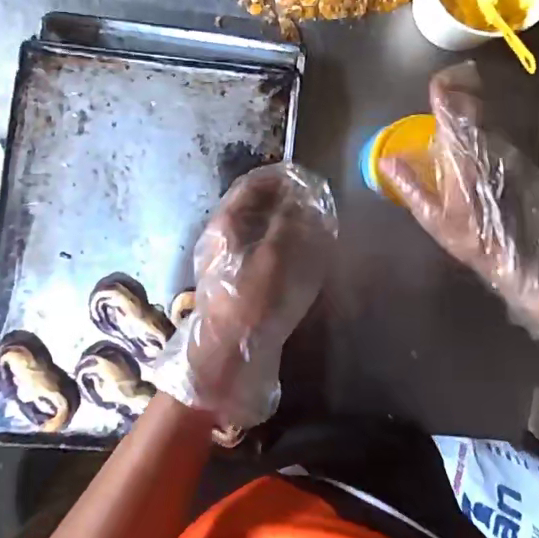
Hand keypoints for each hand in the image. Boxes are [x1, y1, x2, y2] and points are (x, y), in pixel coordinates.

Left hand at [145, 163, 338, 427]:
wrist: (227, 361)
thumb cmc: (252, 302)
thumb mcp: (278, 256)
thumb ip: (292, 220)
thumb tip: (303, 191)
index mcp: (225, 224)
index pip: (251, 184)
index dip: (280, 177)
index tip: (308, 177)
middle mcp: (221, 239)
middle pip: (254, 207)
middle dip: (286, 201)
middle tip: (317, 204)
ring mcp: (225, 264)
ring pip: (258, 232)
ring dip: (285, 226)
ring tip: (316, 230)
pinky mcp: (235, 287)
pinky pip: (260, 255)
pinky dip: (282, 248)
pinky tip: (301, 261)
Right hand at [380, 63, 538, 337]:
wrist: (522, 259)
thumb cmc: (472, 240)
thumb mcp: (433, 218)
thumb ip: (409, 185)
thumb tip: (387, 160)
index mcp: (462, 160)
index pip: (453, 116)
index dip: (445, 94)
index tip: (437, 81)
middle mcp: (486, 150)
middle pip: (472, 112)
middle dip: (459, 95)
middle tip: (445, 86)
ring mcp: (504, 155)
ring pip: (484, 123)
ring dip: (470, 110)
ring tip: (454, 106)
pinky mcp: (516, 164)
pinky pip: (492, 137)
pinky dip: (479, 129)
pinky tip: (470, 137)